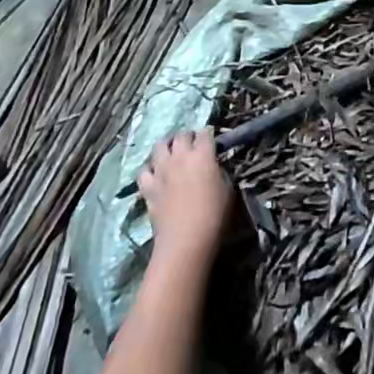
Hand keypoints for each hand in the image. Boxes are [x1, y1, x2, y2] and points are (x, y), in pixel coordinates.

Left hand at [137, 129, 230, 268]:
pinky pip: (144, 170)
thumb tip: (216, 167)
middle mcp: (179, 156)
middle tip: (193, 144)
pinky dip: (150, 168)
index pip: (205, 133)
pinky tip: (155, 173)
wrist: (186, 240)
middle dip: (188, 136)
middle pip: (181, 135)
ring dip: (167, 145)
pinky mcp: (148, 186)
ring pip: (159, 145)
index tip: (211, 138)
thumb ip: (221, 173)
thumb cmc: (214, 217)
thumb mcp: (228, 191)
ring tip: (172, 151)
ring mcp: (160, 170)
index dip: (209, 134)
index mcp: (202, 155)